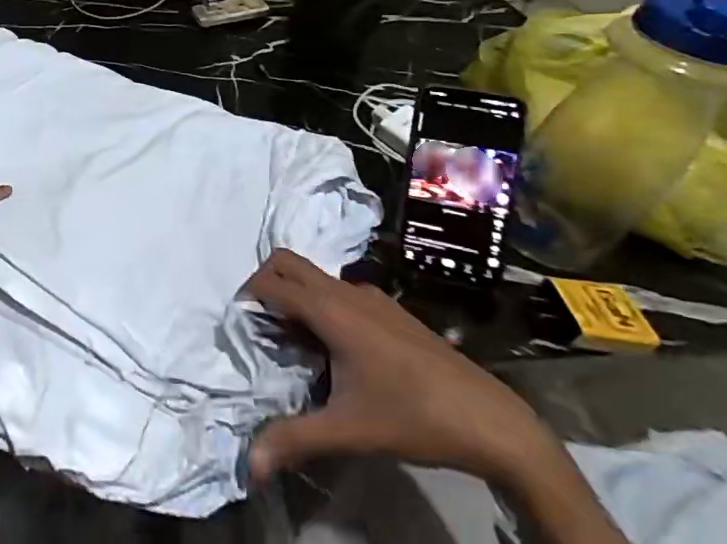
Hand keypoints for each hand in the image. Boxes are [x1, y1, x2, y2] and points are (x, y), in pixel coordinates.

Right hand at [244, 249, 561, 487]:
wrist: (488, 418)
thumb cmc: (412, 416)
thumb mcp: (348, 430)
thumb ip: (294, 440)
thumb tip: (250, 463)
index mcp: (332, 310)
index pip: (274, 282)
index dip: (249, 295)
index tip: (237, 324)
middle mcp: (349, 292)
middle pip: (292, 263)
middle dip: (266, 282)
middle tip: (257, 325)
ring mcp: (374, 298)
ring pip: (318, 279)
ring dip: (296, 297)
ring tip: (290, 344)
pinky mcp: (391, 311)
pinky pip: (341, 293)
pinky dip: (322, 307)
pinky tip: (333, 352)